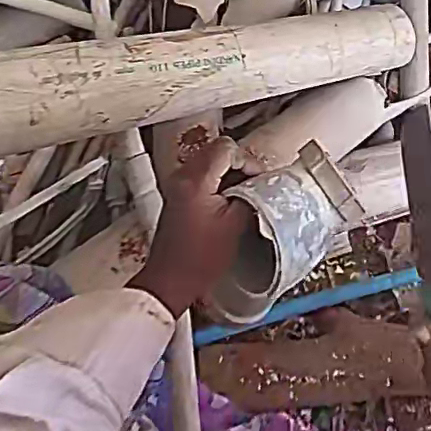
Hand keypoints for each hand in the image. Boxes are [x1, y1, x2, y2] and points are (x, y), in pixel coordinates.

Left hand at [128, 134, 247, 315]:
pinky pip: (202, 173)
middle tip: (256, 182)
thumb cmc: (200, 259)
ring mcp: (177, 183)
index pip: (226, 148)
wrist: (170, 281)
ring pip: (209, 159)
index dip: (248, 160)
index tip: (260, 178)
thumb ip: (250, 197)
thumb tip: (261, 184)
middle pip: (217, 149)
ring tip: (246, 192)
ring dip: (229, 170)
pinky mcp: (178, 193)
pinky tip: (230, 198)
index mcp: (196, 180)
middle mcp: (182, 176)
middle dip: (240, 163)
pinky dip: (218, 178)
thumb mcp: (234, 226)